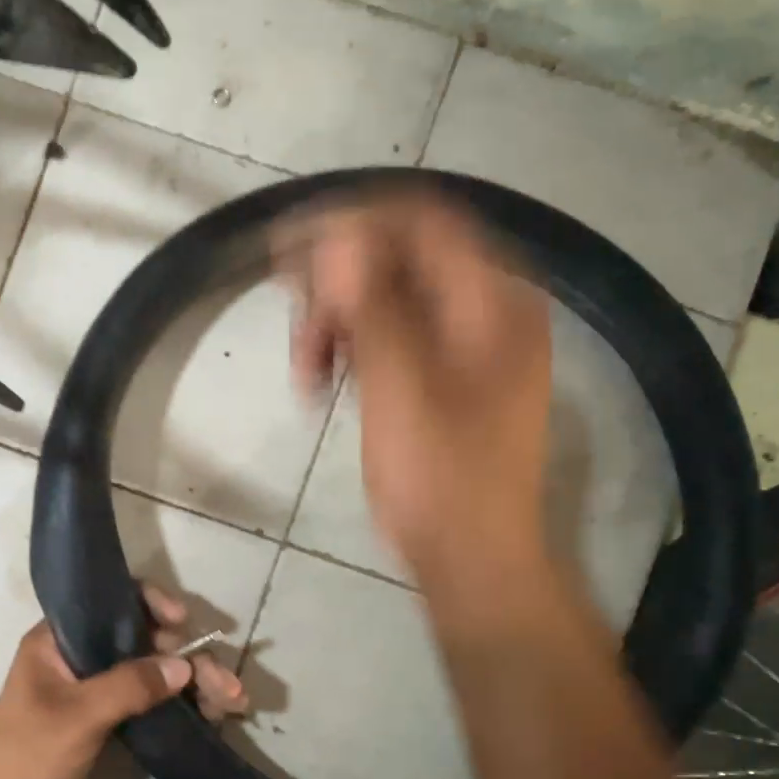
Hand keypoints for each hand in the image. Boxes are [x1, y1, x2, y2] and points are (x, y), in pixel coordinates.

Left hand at [0, 585, 247, 778]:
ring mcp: (92, 691)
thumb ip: (130, 685)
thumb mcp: (79, 715)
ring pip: (151, 673)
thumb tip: (184, 666)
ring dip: (192, 684)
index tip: (181, 622)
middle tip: (226, 687)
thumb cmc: (29, 757)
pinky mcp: (105, 722)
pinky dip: (179, 705)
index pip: (108, 603)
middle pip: (141, 641)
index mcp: (55, 641)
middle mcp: (75, 658)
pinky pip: (149, 702)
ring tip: (234, 704)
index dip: (148, 604)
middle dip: (187, 658)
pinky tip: (213, 716)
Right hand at [276, 191, 553, 592]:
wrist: (471, 557)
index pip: (421, 221)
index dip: (351, 222)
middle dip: (335, 283)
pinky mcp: (442, 374)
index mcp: (492, 301)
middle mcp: (486, 308)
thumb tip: (336, 237)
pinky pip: (390, 334)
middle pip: (399, 257)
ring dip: (335, 320)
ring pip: (387, 297)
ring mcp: (466, 342)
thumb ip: (372, 306)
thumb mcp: (401, 388)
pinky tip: (321, 378)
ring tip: (303, 368)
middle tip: (292, 323)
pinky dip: (350, 346)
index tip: (285, 249)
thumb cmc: (439, 478)